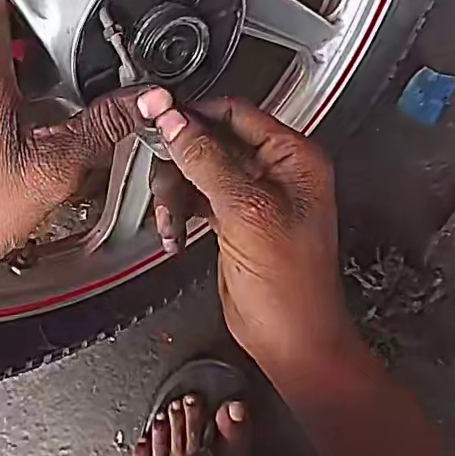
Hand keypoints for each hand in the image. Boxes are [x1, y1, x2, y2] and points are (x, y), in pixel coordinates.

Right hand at [139, 90, 360, 370]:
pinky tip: (174, 231)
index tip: (160, 122)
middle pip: (212, 141)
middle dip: (181, 162)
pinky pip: (198, 198)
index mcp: (293, 158)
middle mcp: (275, 171)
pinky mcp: (235, 219)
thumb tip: (176, 122)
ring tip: (170, 219)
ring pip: (199, 170)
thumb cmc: (290, 287)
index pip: (237, 114)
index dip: (196, 116)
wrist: (290, 341)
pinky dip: (181, 211)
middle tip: (163, 181)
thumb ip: (207, 161)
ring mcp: (254, 196)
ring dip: (177, 192)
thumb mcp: (245, 212)